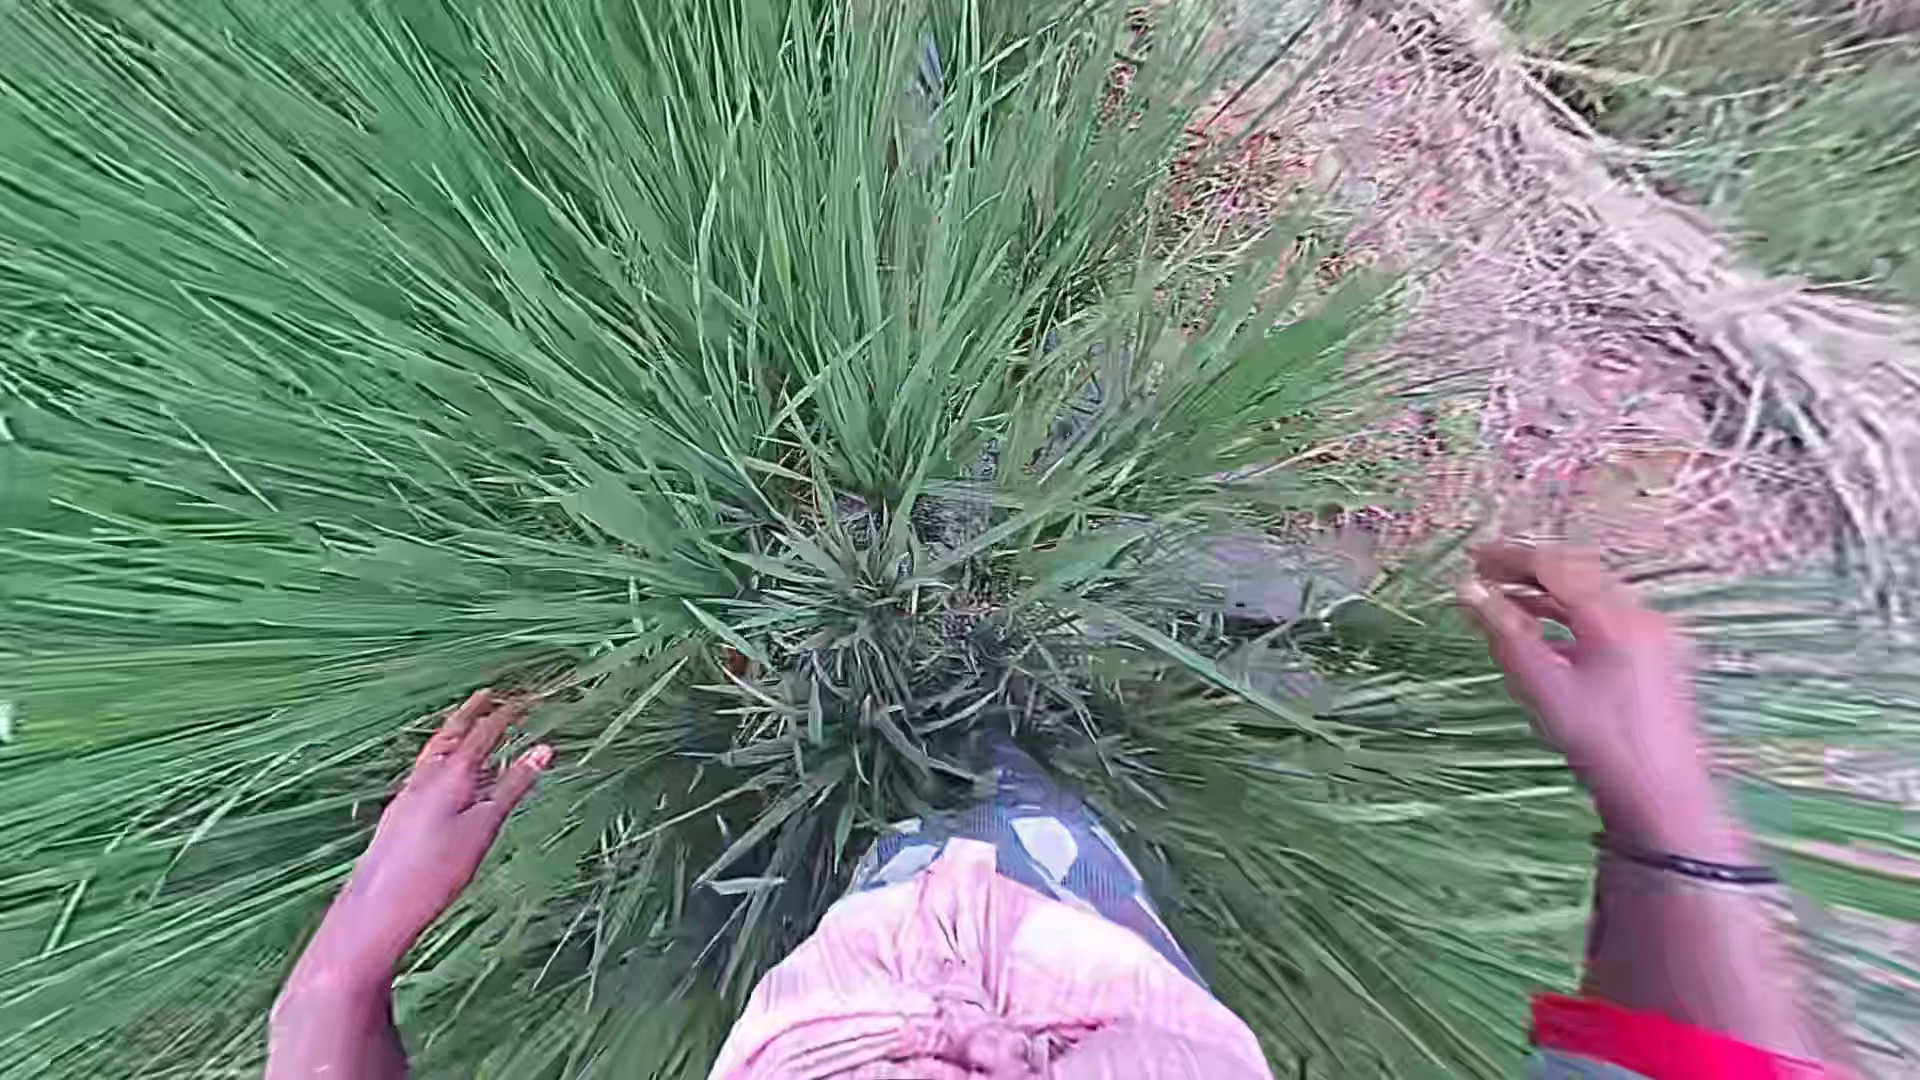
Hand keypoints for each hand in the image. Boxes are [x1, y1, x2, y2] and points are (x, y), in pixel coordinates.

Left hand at [303, 690, 552, 979]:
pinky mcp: (398, 815)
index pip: (483, 733)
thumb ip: (514, 784)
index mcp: (450, 775)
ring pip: (434, 751)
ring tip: (468, 721)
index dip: (506, 713)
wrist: (372, 916)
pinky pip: (425, 770)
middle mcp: (425, 779)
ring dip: (454, 732)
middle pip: (450, 734)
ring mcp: (407, 797)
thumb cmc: (436, 870)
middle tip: (489, 693)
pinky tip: (448, 768)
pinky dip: (443, 755)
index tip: (527, 699)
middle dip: (471, 712)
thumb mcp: (485, 825)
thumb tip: (545, 748)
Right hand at [1460, 544, 1740, 859]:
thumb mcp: (1536, 676)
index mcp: (1614, 619)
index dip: (1511, 557)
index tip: (1472, 557)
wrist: (1655, 788)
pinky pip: (1600, 613)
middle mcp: (1640, 618)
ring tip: (1500, 591)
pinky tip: (1534, 621)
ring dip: (1543, 586)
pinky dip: (1562, 607)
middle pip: (1579, 572)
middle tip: (1482, 568)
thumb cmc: (1591, 731)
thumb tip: (1468, 589)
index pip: (1557, 567)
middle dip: (1528, 566)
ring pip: (1590, 592)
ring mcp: (1650, 637)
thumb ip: (1501, 627)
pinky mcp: (1650, 655)